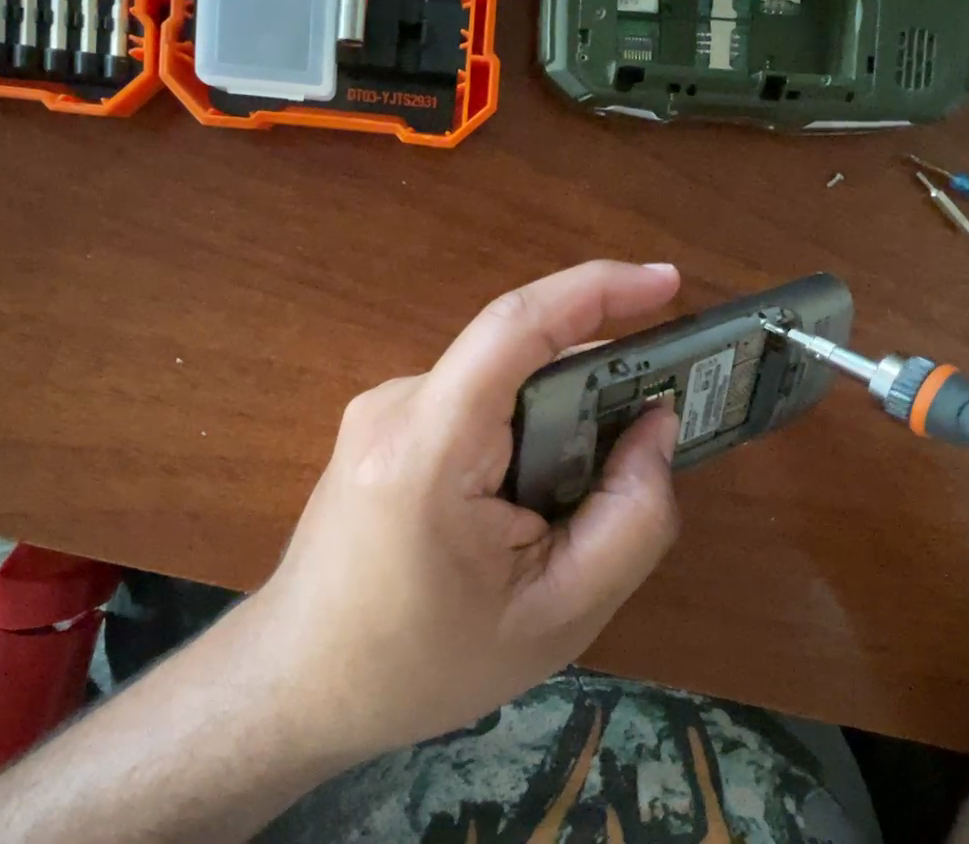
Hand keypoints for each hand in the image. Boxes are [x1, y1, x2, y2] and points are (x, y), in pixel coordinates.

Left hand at [245, 260, 685, 759]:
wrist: (299, 683)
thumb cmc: (424, 664)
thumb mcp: (558, 616)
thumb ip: (630, 519)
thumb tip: (657, 425)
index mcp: (428, 448)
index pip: (515, 328)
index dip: (598, 289)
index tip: (668, 284)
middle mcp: (395, 405)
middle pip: (518, 358)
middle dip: (597, 382)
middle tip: (654, 436)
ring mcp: (380, 410)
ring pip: (500, 383)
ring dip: (560, 417)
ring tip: (590, 490)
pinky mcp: (381, 426)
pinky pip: (475, 403)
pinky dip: (523, 431)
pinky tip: (535, 499)